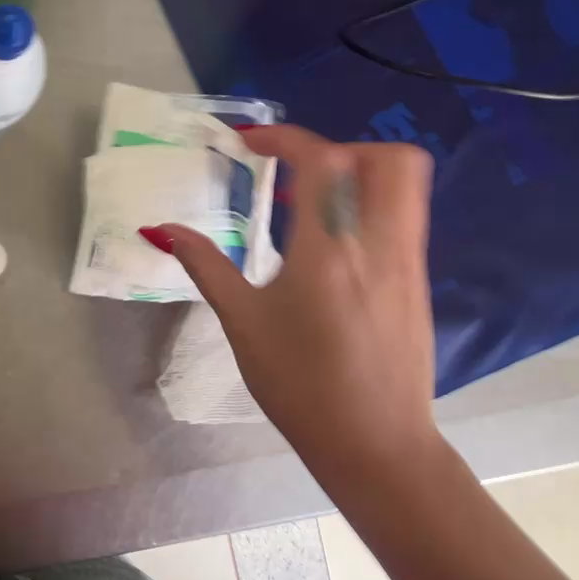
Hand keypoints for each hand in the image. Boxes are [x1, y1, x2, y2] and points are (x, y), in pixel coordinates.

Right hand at [141, 126, 438, 482]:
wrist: (374, 442)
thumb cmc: (298, 383)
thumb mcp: (241, 322)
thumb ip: (204, 265)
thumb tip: (161, 228)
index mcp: (329, 251)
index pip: (321, 161)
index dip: (282, 137)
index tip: (245, 142)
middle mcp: (380, 244)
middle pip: (388, 159)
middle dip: (339, 149)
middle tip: (294, 173)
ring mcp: (408, 262)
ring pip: (405, 186)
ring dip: (357, 175)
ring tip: (306, 207)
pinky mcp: (418, 282)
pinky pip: (401, 219)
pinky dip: (366, 208)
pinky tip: (327, 248)